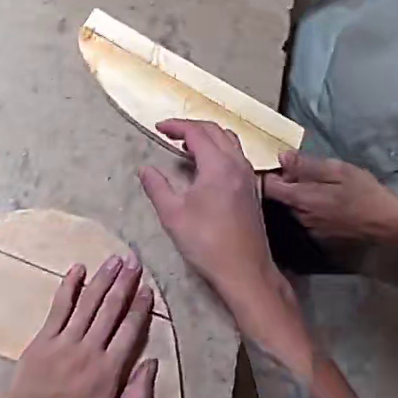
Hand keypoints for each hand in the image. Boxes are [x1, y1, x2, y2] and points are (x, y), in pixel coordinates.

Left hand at [0, 255, 158, 397]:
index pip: (129, 331)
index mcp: (108, 373)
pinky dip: (69, 286)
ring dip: (103, 278)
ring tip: (114, 259)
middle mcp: (88, 351)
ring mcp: (63, 343)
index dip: (140, 307)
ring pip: (87, 303)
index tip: (148, 288)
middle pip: (111, 309)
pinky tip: (78, 268)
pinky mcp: (41, 341)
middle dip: (125, 283)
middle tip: (134, 261)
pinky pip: (58, 307)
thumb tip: (152, 363)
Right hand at [138, 120, 283, 311]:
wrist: (245, 271)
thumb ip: (157, 187)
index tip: (158, 127)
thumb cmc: (207, 243)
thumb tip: (145, 169)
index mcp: (218, 165)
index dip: (176, 126)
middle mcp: (237, 164)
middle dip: (191, 127)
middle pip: (215, 130)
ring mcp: (248, 175)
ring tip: (187, 147)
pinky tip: (206, 166)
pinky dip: (219, 149)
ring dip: (208, 136)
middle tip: (170, 134)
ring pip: (229, 140)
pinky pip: (236, 155)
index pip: (196, 132)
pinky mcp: (252, 188)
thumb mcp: (173, 215)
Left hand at [265, 151, 397, 243]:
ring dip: (298, 192)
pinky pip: (306, 214)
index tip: (273, 161)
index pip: (267, 187)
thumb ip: (307, 165)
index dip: (267, 172)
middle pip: (280, 196)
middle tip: (302, 166)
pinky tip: (327, 197)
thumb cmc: (365, 193)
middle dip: (285, 180)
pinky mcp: (321, 234)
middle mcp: (300, 216)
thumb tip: (281, 157)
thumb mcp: (338, 170)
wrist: (390, 224)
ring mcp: (310, 227)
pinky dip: (310, 204)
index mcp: (301, 199)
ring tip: (317, 180)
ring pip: (293, 205)